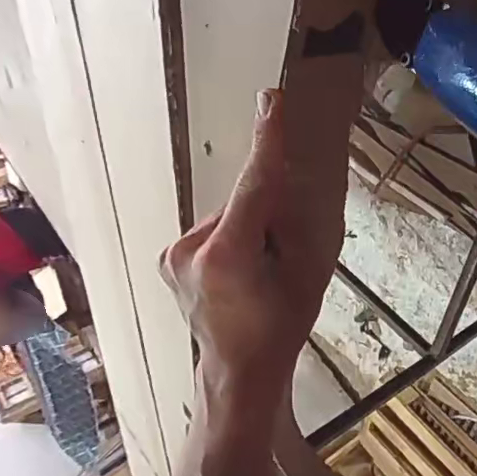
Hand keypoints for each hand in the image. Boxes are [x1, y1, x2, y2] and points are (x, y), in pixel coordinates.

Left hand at [160, 90, 327, 427]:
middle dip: (267, 211)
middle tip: (281, 247)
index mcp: (227, 257)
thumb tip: (289, 178)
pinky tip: (241, 267)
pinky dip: (233, 236)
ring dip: (249, 226)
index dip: (268, 143)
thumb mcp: (306, 274)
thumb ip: (298, 221)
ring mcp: (174, 256)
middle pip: (241, 202)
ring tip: (259, 266)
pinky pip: (213, 229)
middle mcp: (190, 251)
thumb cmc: (277, 331)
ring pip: (227, 216)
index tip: (272, 103)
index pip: (254, 186)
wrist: (240, 373)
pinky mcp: (170, 257)